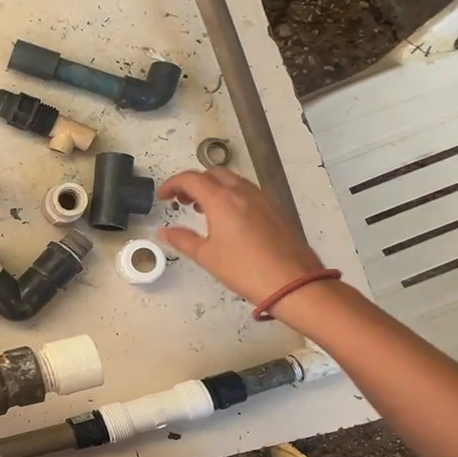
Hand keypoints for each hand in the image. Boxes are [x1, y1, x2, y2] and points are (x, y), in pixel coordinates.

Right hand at [157, 168, 326, 302]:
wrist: (294, 283)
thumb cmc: (245, 269)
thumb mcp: (207, 256)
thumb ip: (182, 239)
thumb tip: (164, 231)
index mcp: (221, 199)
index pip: (191, 179)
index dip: (172, 184)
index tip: (163, 197)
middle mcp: (242, 192)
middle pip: (212, 173)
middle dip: (193, 182)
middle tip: (181, 200)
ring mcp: (262, 199)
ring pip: (232, 180)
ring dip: (213, 187)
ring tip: (202, 209)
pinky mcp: (275, 209)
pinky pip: (247, 191)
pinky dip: (230, 195)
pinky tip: (228, 218)